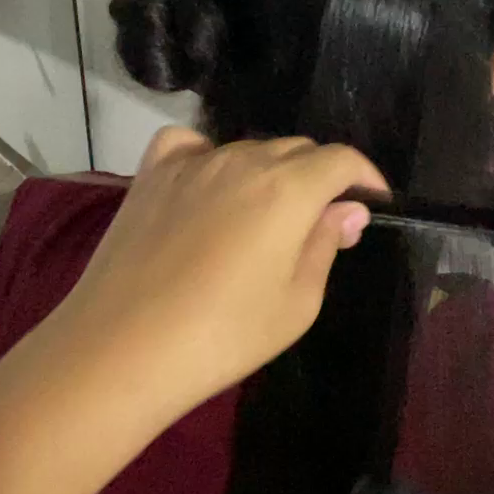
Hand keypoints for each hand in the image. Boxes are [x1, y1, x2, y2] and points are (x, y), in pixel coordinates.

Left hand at [42, 127, 387, 419]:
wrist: (122, 349)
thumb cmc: (222, 336)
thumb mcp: (296, 303)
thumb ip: (327, 244)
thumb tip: (348, 209)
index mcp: (288, 188)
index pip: (340, 159)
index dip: (364, 177)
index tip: (372, 203)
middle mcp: (243, 159)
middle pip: (297, 150)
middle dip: (320, 178)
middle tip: (318, 225)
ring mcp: (193, 162)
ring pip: (248, 149)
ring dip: (269, 173)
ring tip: (262, 218)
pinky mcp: (151, 173)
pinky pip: (189, 144)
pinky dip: (208, 154)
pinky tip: (207, 184)